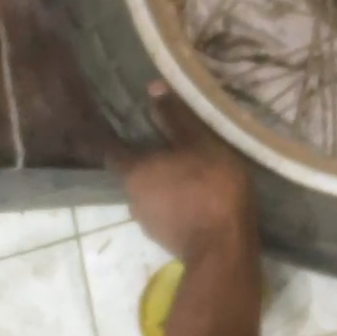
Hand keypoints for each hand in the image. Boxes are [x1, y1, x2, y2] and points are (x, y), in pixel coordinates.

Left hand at [109, 82, 256, 264]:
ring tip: (190, 174)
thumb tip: (152, 87)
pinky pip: (166, 213)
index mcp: (134, 171)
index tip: (130, 128)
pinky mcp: (165, 239)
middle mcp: (131, 197)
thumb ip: (176, 118)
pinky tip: (198, 198)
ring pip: (151, 194)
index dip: (120, 139)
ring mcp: (147, 222)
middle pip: (134, 173)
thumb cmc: (210, 188)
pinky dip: (176, 204)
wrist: (222, 248)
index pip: (114, 151)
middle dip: (150, 162)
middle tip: (174, 149)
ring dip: (165, 185)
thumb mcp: (199, 144)